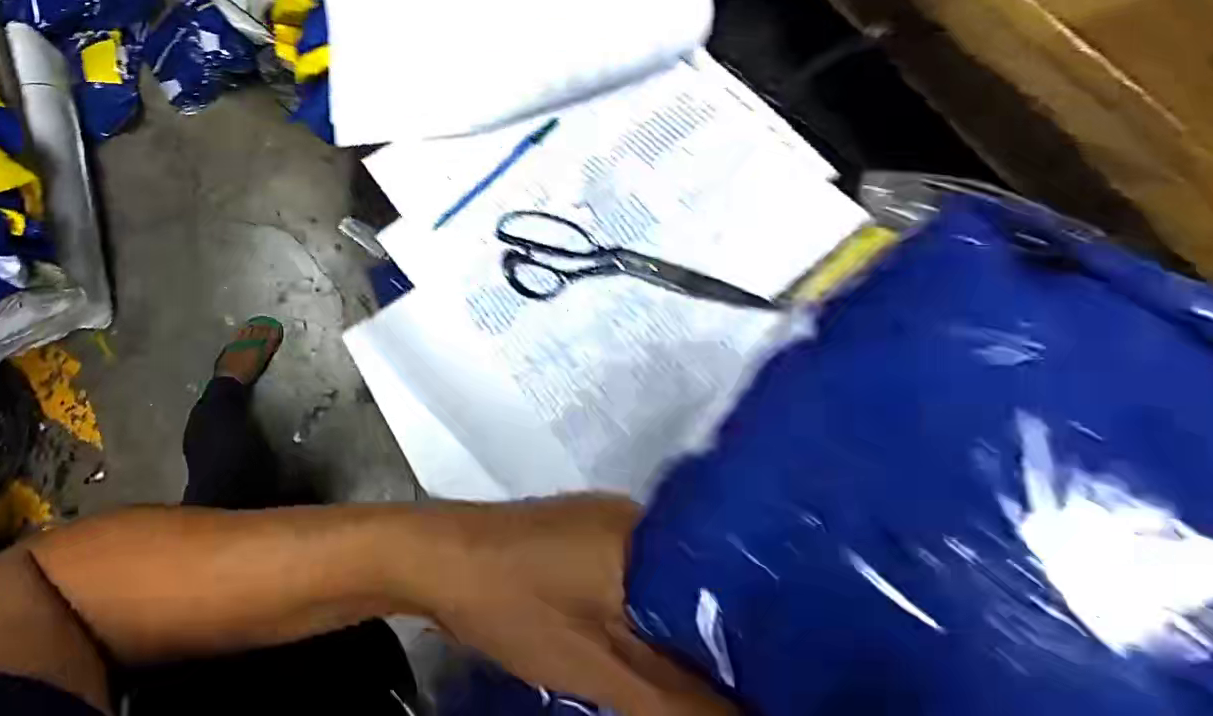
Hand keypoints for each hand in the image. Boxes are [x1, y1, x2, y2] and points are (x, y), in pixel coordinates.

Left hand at [401, 496, 733, 715]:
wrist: (434, 559)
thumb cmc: (513, 603)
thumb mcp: (596, 665)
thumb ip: (678, 701)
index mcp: (645, 532)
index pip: (726, 582)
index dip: (755, 635)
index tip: (778, 674)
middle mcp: (631, 516)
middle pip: (695, 583)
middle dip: (717, 638)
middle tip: (751, 685)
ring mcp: (601, 523)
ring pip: (663, 582)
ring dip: (679, 629)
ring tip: (714, 678)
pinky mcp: (577, 536)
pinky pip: (632, 576)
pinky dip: (646, 614)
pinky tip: (657, 650)